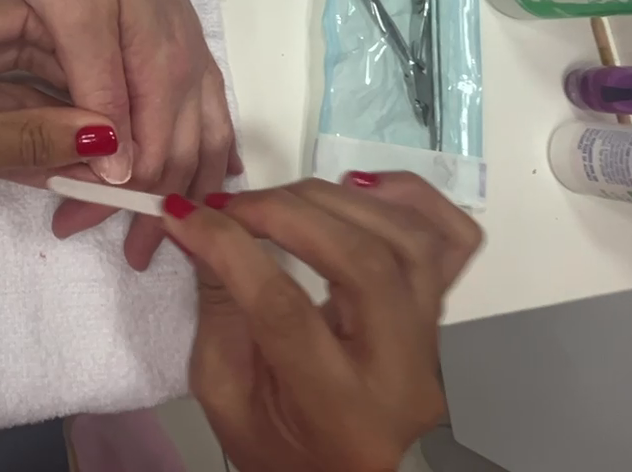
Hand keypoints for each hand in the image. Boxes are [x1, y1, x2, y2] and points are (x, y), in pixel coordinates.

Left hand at [0, 0, 119, 267]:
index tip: (121, 73)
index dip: (72, 42)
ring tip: (107, 162)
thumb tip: (108, 136)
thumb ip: (34, 136)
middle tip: (123, 129)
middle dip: (70, 95)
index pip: (22, 17)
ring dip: (53, 131)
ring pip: (13, 105)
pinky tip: (68, 176)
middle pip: (22, 62)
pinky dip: (27, 153)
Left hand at [19, 0, 236, 270]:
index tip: (74, 224)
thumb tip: (126, 172)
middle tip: (126, 250)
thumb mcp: (71, 18)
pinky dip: (205, 146)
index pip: (151, 158)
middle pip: (185, 156)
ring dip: (186, 185)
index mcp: (160, 65)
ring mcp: (188, 50)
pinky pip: (206, 107)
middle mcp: (187, 65)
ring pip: (204, 136)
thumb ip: (101, 92)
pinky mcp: (175, 37)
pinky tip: (202, 162)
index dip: (118, 200)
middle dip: (158, 208)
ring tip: (168, 226)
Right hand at [163, 173, 483, 471]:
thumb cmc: (275, 443)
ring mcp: (432, 339)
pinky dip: (408, 197)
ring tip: (275, 200)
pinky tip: (355, 186)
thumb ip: (216, 306)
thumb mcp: (222, 391)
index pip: (284, 308)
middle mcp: (403, 372)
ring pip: (406, 241)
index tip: (180, 213)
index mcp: (340, 408)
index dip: (227, 247)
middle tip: (225, 205)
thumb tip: (194, 223)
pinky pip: (451, 239)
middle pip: (362, 262)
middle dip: (281, 213)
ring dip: (330, 199)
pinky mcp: (438, 311)